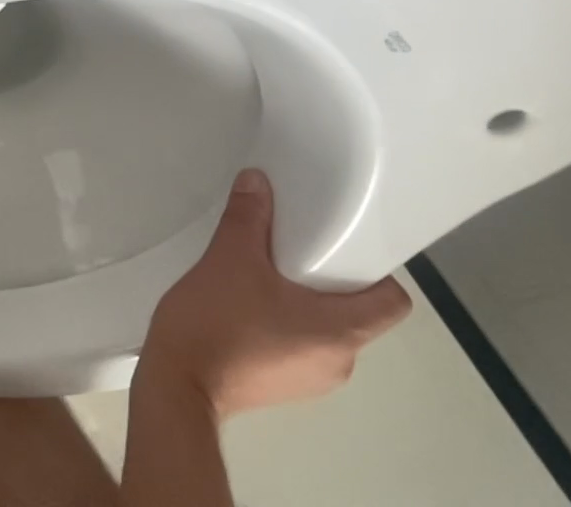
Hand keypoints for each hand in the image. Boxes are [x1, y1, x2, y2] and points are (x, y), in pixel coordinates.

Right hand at [139, 168, 412, 419]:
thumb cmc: (217, 322)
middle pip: (353, 314)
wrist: (178, 383)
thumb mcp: (228, 259)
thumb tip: (257, 180)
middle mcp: (342, 363)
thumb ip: (247, 219)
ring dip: (297, 309)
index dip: (372, 272)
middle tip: (281, 258)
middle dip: (322, 284)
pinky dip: (278, 330)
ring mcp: (313, 382)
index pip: (392, 301)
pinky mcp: (282, 389)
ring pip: (322, 333)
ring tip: (252, 285)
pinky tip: (239, 316)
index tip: (334, 251)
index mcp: (344, 331)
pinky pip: (296, 351)